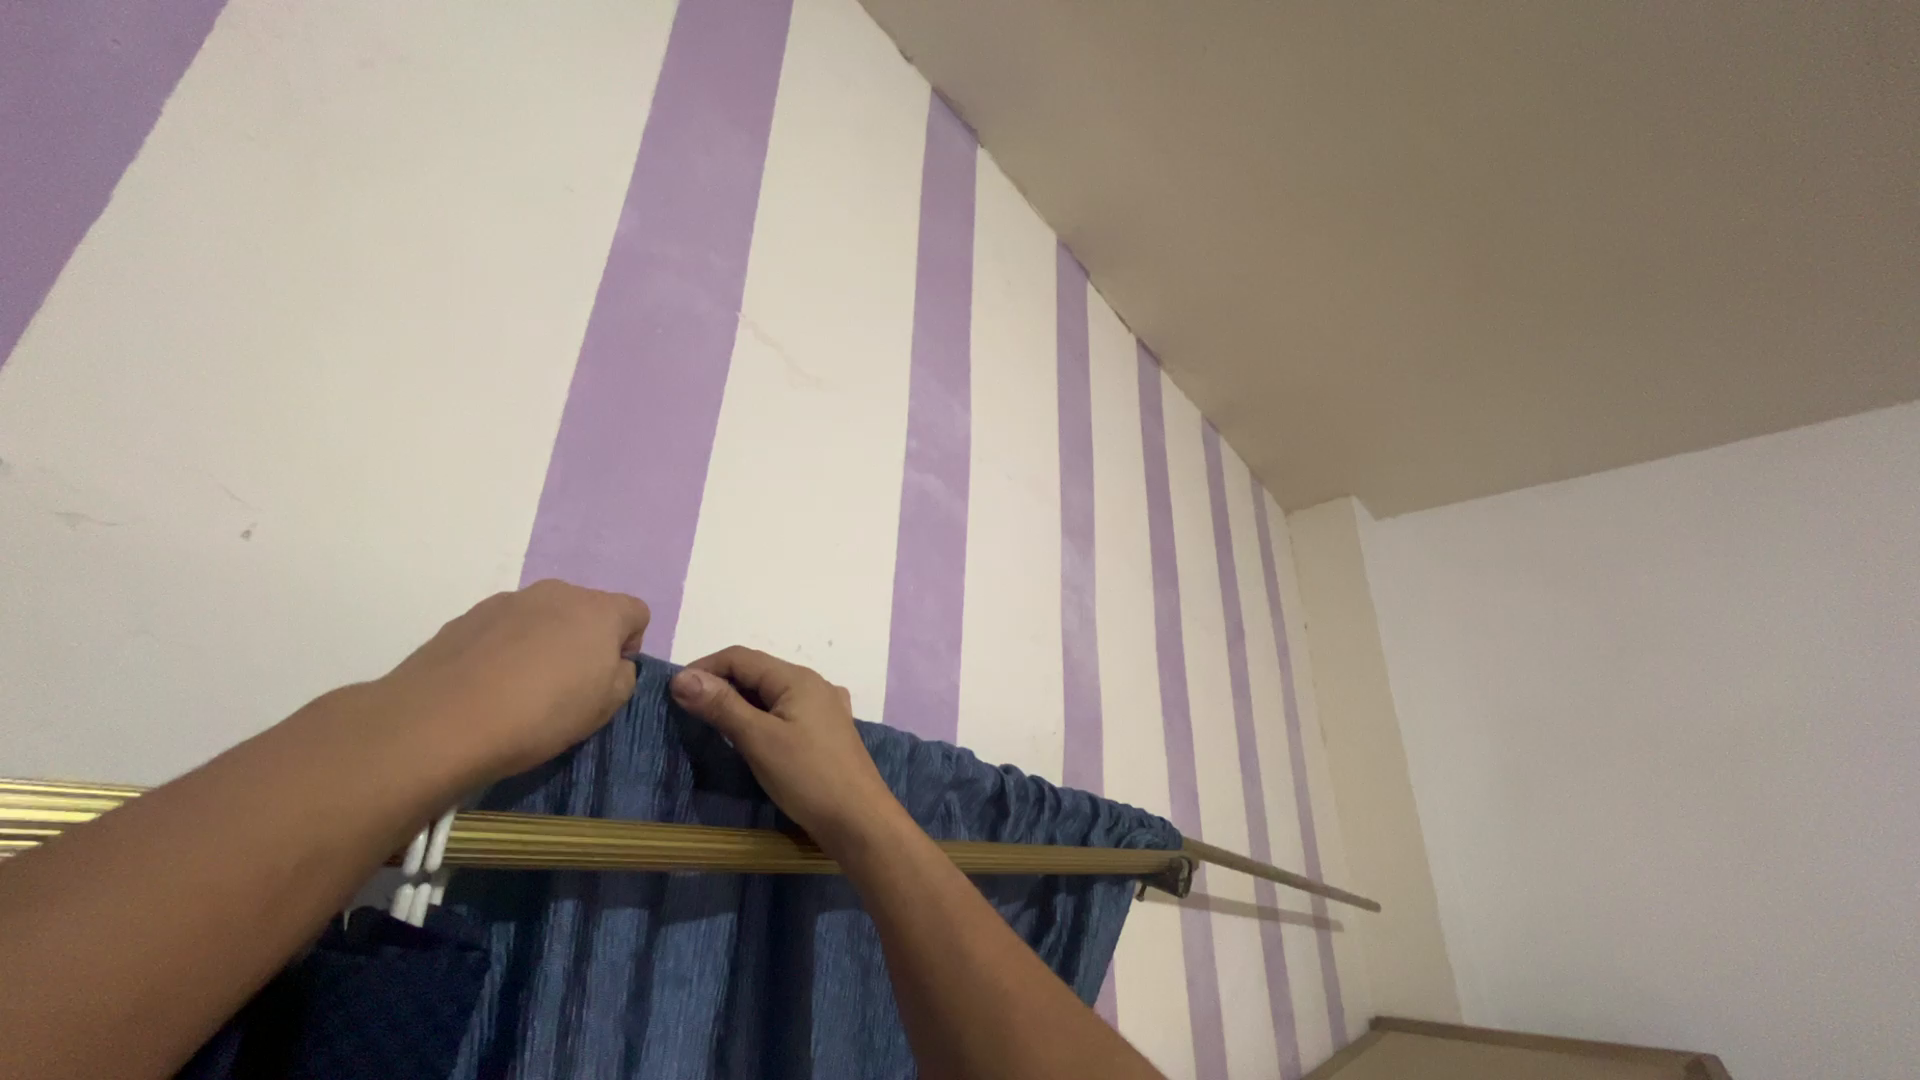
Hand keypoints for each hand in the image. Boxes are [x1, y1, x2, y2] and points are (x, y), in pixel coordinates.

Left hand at [377, 579, 649, 784]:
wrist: (441, 722)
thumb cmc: (542, 713)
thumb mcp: (606, 707)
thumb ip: (622, 676)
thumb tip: (611, 664)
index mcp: (599, 610)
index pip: (636, 612)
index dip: (628, 645)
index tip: (607, 678)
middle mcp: (557, 593)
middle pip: (586, 610)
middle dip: (584, 640)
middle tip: (566, 685)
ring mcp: (507, 601)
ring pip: (542, 618)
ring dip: (543, 643)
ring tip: (520, 688)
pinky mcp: (465, 618)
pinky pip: (502, 630)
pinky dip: (504, 650)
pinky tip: (488, 686)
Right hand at [669, 646, 904, 850]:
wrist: (859, 821)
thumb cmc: (809, 777)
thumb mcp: (759, 739)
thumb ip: (721, 706)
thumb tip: (681, 678)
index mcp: (798, 678)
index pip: (740, 657)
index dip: (704, 668)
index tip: (673, 693)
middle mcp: (814, 685)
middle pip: (757, 673)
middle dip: (720, 685)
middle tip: (686, 712)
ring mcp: (824, 709)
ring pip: (771, 695)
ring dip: (739, 703)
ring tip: (711, 725)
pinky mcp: (826, 733)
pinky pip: (785, 714)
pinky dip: (760, 718)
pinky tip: (750, 737)